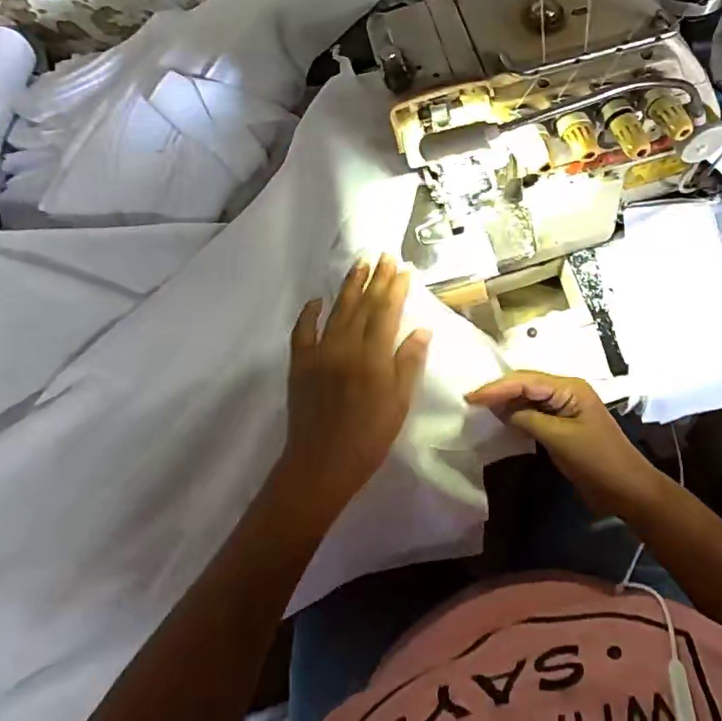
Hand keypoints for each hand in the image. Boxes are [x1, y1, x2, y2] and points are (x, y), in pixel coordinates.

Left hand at [277, 255, 430, 512]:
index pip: (387, 312)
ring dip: (349, 286)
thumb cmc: (369, 437)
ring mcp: (320, 352)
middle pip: (363, 305)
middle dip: (376, 279)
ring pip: (337, 311)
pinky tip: (317, 300)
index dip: (395, 288)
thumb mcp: (399, 403)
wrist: (321, 465)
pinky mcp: (300, 363)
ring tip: (359, 264)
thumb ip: (408, 363)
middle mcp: (346, 347)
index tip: (403, 269)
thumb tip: (421, 329)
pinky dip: (309, 313)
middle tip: (384, 256)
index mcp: (373, 356)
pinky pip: (303, 331)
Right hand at [465, 372, 672, 521]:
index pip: (526, 381)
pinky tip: (500, 418)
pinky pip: (533, 412)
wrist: (628, 490)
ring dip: (505, 400)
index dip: (497, 387)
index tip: (471, 396)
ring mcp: (564, 407)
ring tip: (478, 406)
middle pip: (525, 383)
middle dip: (498, 390)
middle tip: (470, 399)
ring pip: (528, 396)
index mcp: (569, 387)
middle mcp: (566, 390)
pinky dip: (515, 414)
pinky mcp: (562, 424)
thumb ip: (527, 419)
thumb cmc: (597, 461)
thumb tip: (499, 408)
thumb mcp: (560, 439)